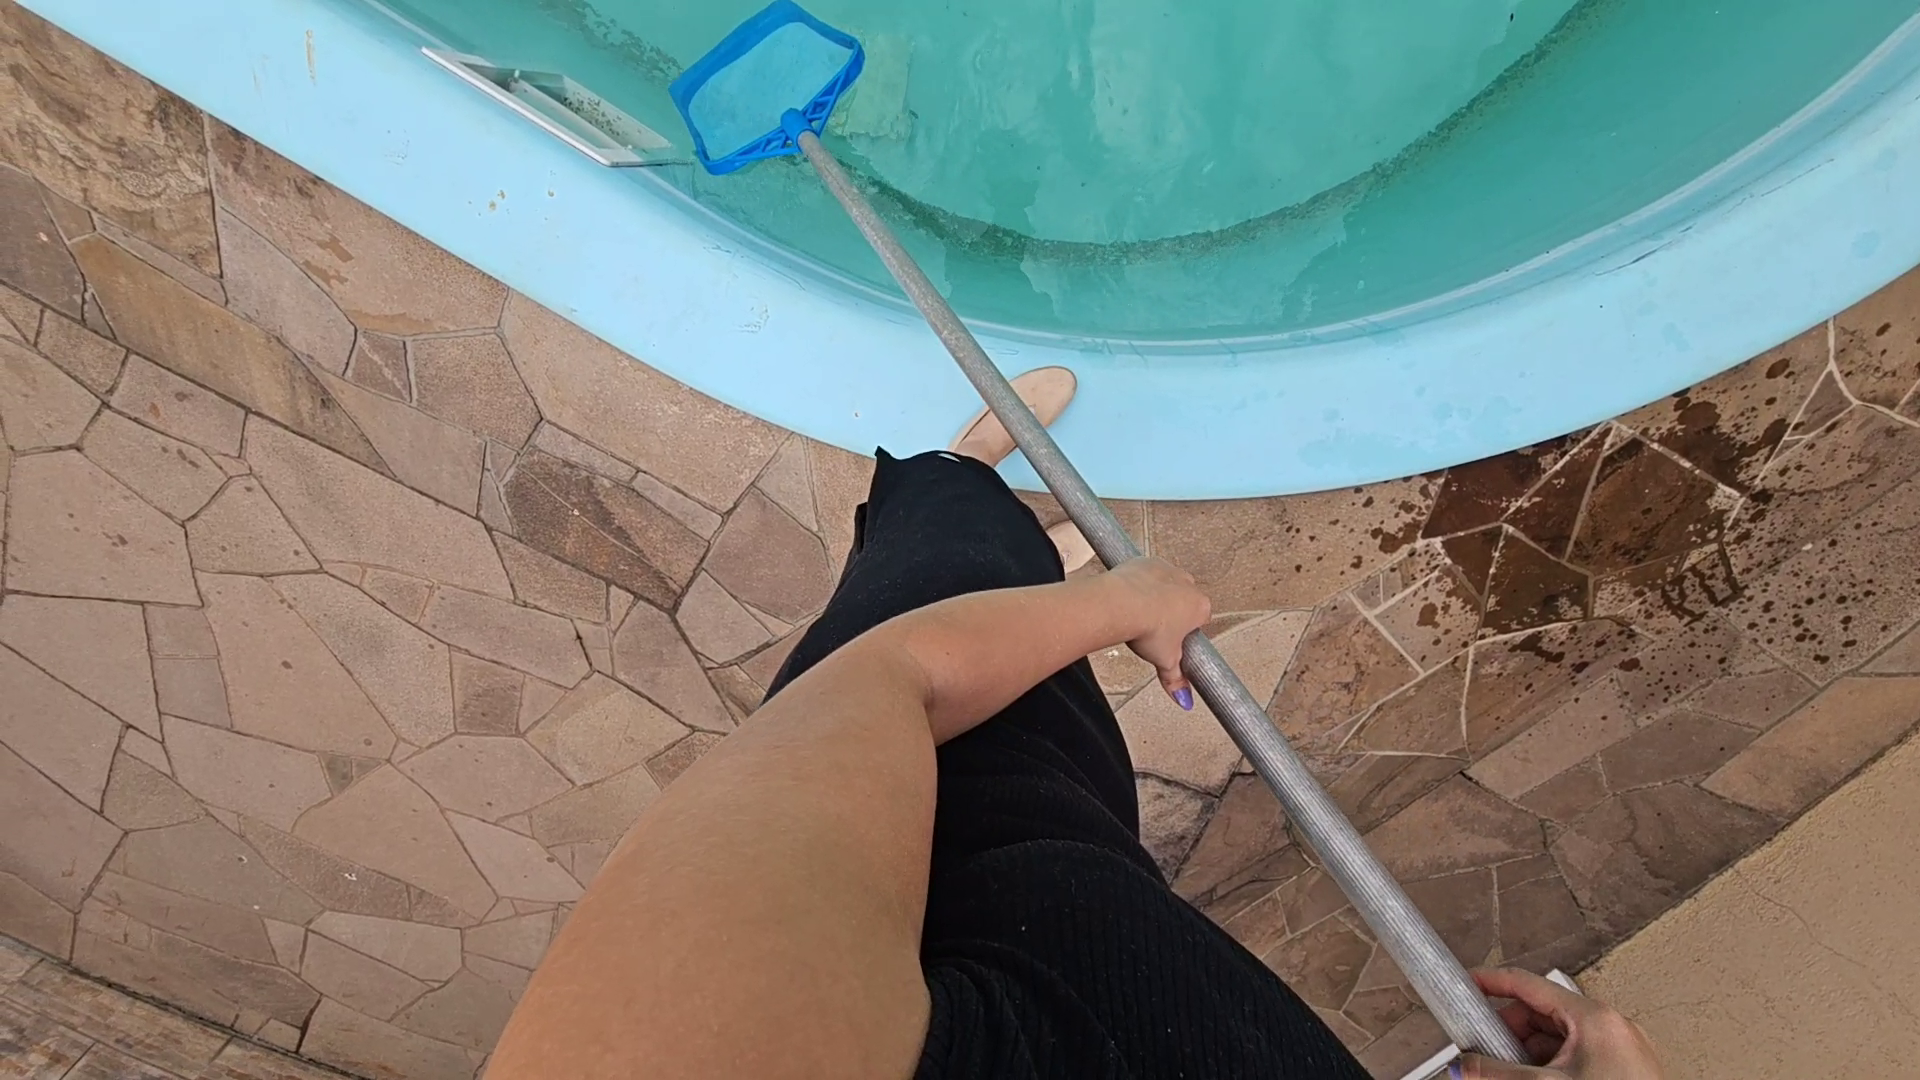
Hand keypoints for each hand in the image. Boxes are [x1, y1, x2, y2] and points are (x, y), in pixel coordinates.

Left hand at [1105, 557, 1210, 707]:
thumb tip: (1183, 699)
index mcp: (1199, 606)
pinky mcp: (1145, 561)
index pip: (1200, 618)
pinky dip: (1138, 581)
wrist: (1119, 604)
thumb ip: (1176, 680)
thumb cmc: (1146, 627)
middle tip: (1152, 627)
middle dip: (1170, 610)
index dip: (1184, 630)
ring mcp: (1166, 569)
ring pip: (1164, 583)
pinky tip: (1127, 595)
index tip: (1170, 637)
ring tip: (1136, 612)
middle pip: (1183, 598)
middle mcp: (1187, 583)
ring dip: (1154, 594)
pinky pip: (1145, 572)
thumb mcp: (1165, 661)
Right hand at [1457, 968, 1664, 1079]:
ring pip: (1556, 1036)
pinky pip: (1575, 1055)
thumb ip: (1497, 1073)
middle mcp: (1610, 1026)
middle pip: (1538, 1012)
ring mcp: (1621, 1050)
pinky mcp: (1625, 1072)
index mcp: (1594, 1017)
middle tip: (1488, 1050)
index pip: (1524, 981)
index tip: (1463, 986)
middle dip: (1508, 1032)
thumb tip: (1461, 1065)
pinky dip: (1550, 1066)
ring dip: (1528, 1052)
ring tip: (1515, 1073)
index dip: (1488, 982)